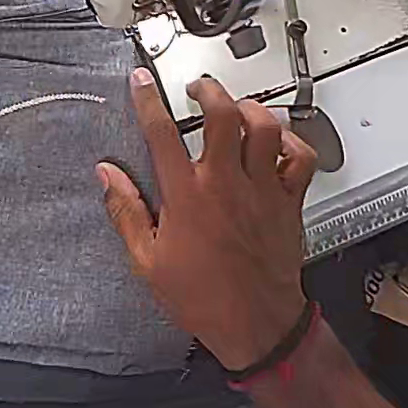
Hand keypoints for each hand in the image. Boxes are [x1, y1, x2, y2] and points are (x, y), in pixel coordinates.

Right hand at [98, 69, 317, 370]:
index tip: (142, 82)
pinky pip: (301, 158)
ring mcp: (262, 190)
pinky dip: (291, 142)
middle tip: (199, 88)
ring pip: (265, 128)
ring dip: (250, 109)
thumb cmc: (202, 296)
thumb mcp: (147, 260)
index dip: (148, 101)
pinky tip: (275, 143)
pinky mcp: (289, 202)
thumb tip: (107, 175)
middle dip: (210, 90)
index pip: (162, 133)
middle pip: (224, 115)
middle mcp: (226, 184)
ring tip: (236, 108)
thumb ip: (125, 211)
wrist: (256, 325)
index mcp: (187, 196)